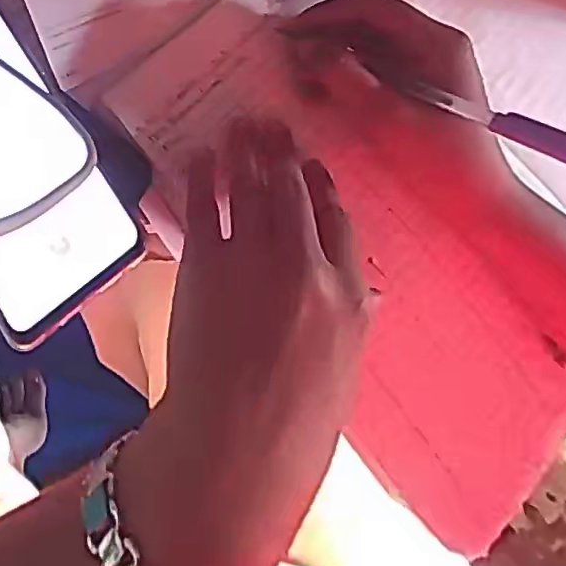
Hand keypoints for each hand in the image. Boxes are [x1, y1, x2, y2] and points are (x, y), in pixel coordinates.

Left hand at [116, 118, 371, 565]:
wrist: (236, 441)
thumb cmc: (296, 418)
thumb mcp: (343, 367)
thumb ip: (352, 316)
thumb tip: (363, 289)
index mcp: (350, 297)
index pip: (340, 222)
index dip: (323, 187)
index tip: (311, 166)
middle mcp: (306, 268)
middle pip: (295, 193)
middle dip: (283, 154)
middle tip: (272, 124)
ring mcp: (254, 260)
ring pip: (253, 189)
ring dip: (245, 152)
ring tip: (240, 124)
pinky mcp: (207, 263)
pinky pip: (206, 206)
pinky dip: (203, 177)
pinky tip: (201, 157)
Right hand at [279, 0, 534, 228]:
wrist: (474, 208)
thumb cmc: (441, 166)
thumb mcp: (383, 115)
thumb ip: (340, 75)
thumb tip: (304, 47)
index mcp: (434, 44)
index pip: (369, 7)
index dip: (322, 15)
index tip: (289, 32)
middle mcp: (430, 49)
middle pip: (364, 23)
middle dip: (321, 36)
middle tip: (286, 52)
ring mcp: (421, 70)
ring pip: (362, 46)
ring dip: (326, 56)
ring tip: (296, 75)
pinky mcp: (410, 91)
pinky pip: (366, 70)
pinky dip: (337, 76)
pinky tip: (316, 93)